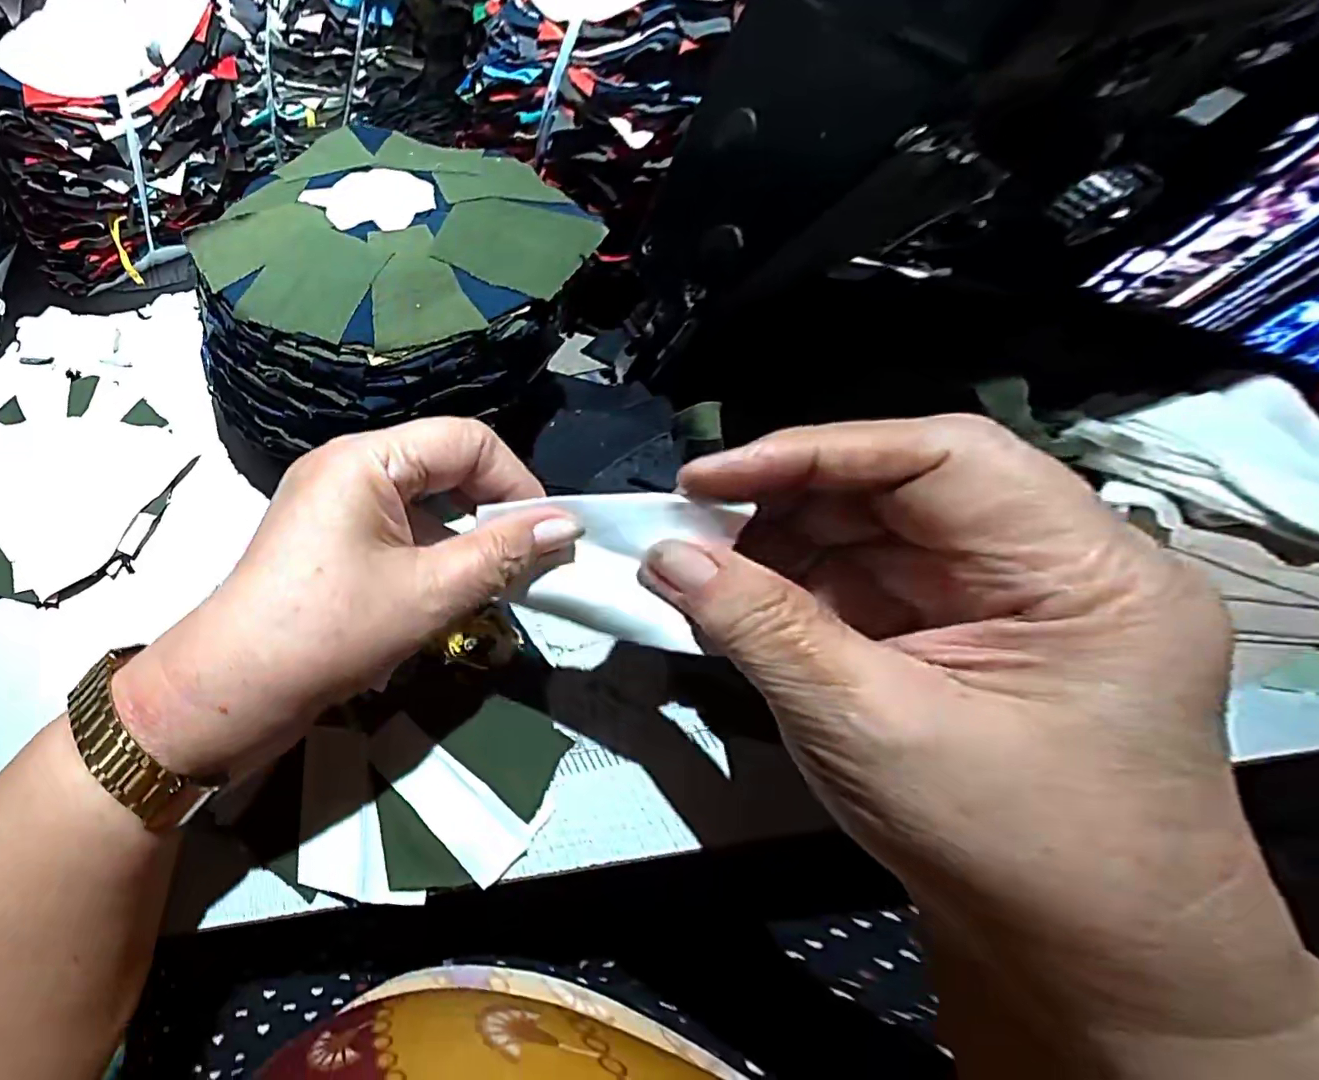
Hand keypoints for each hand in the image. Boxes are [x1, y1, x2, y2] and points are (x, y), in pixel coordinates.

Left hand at [114, 418, 579, 778]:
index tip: (547, 533)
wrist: (237, 685)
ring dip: (458, 536)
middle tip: (524, 560)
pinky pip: (390, 526)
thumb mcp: (429, 591)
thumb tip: (565, 525)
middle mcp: (343, 465)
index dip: (515, 482)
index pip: (465, 440)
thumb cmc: (333, 630)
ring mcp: (328, 500)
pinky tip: (442, 589)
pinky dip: (425, 551)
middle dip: (488, 510)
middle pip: (440, 465)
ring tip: (489, 582)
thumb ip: (502, 552)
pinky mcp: (322, 535)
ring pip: (417, 500)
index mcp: (364, 458)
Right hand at [637, 415, 1318, 1071]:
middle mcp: (1031, 564)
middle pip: (887, 489)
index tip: (706, 480)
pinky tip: (721, 599)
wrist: (1068, 952)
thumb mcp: (865, 722)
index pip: (939, 458)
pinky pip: (840, 580)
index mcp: (1075, 571)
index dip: (812, 453)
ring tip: (689, 566)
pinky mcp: (929, 629)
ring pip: (852, 531)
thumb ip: (759, 628)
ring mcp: (976, 597)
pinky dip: (772, 585)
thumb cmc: (1002, 838)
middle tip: (682, 527)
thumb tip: (663, 558)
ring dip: (764, 545)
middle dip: (775, 502)